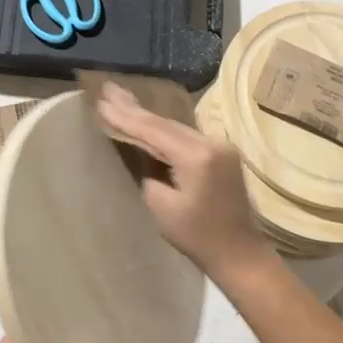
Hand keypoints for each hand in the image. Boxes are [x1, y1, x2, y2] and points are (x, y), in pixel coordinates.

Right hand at [95, 81, 276, 280]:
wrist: (240, 253)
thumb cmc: (198, 237)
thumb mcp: (162, 206)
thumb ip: (149, 172)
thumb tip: (146, 155)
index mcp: (197, 156)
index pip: (154, 131)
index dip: (126, 117)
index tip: (102, 101)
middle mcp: (212, 143)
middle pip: (165, 123)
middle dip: (134, 108)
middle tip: (108, 89)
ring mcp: (220, 147)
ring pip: (176, 127)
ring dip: (148, 117)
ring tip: (120, 99)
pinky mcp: (222, 154)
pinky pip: (186, 137)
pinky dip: (164, 130)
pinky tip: (147, 121)